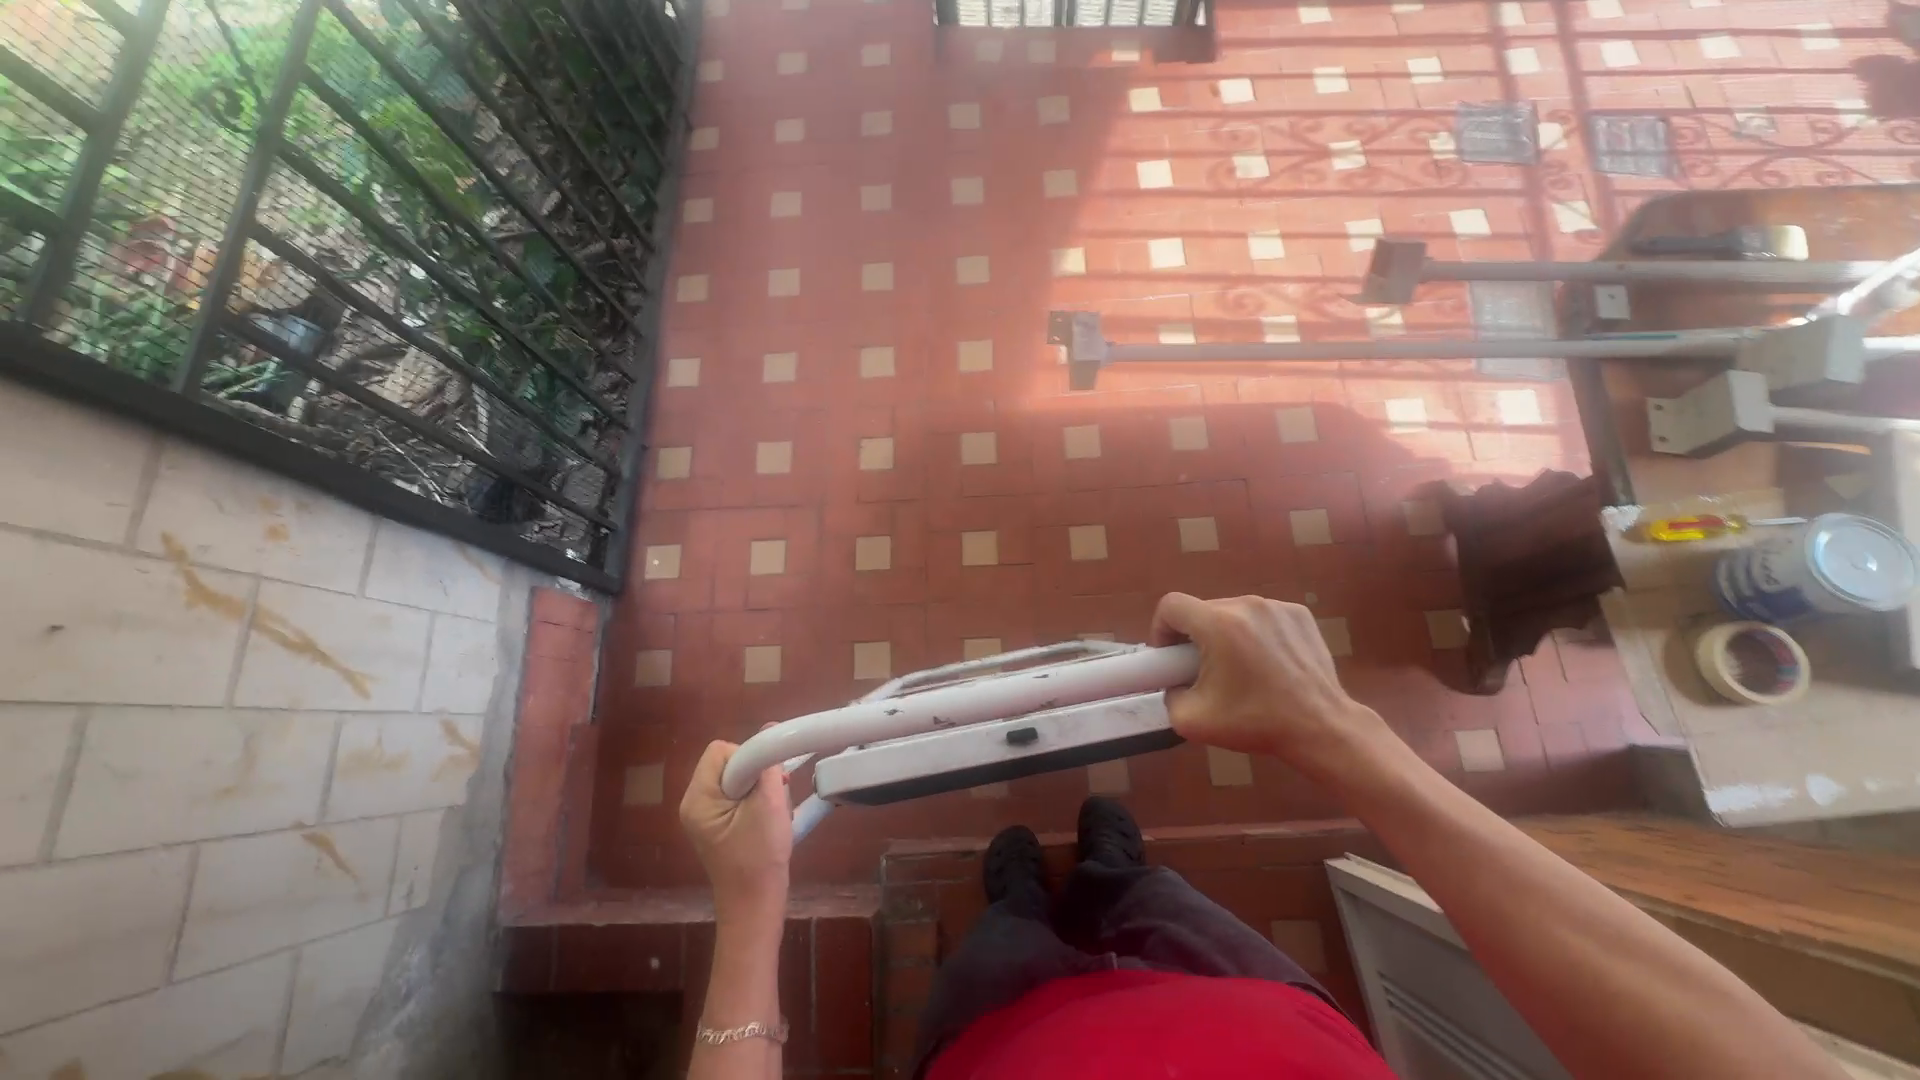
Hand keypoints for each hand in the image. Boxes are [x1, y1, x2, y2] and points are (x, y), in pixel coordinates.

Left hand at [680, 739, 791, 913]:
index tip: (767, 780)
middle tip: (774, 796)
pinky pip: (739, 796)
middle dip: (756, 772)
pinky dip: (758, 801)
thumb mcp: (769, 805)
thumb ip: (767, 764)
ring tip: (773, 813)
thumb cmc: (759, 858)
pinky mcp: (720, 826)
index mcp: (697, 799)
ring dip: (760, 788)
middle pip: (728, 762)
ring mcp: (706, 817)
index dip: (748, 756)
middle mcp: (695, 803)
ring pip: (738, 778)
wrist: (756, 907)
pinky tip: (769, 821)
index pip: (720, 751)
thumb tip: (769, 728)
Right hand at [1149, 592, 1392, 775]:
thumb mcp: (1191, 720)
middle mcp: (1247, 605)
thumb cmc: (1255, 722)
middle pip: (1202, 610)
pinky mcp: (1300, 615)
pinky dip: (1255, 634)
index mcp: (1218, 624)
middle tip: (1203, 671)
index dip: (1161, 630)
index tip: (1170, 657)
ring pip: (1232, 612)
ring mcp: (1277, 607)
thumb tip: (1175, 681)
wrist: (1320, 728)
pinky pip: (1261, 616)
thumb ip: (1169, 693)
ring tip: (1239, 668)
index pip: (1171, 606)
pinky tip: (1267, 662)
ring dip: (1225, 634)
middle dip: (1195, 637)